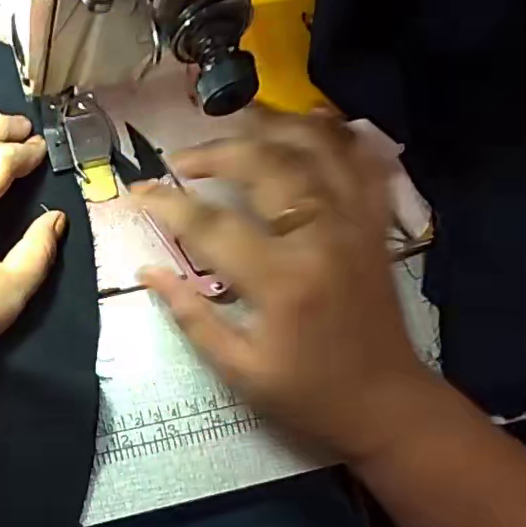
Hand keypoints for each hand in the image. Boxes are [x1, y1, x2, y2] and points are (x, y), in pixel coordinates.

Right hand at [135, 111, 443, 463]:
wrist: (387, 404)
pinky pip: (362, 162)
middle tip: (184, 159)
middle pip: (266, 165)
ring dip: (274, 125)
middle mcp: (321, 238)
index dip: (167, 204)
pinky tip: (308, 127)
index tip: (138, 191)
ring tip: (238, 122)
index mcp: (280, 281)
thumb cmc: (308, 395)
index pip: (210, 225)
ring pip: (317, 147)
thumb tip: (149, 273)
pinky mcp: (376, 226)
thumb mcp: (239, 369)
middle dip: (217, 151)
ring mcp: (356, 225)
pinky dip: (335, 136)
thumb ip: (192, 317)